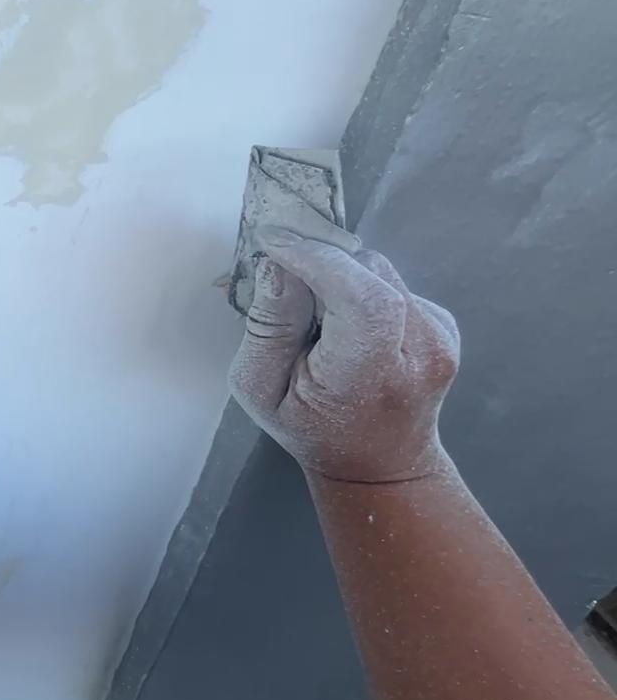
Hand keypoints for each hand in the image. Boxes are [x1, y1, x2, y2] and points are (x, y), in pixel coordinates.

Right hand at [228, 230, 459, 482]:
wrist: (378, 459)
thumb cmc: (306, 427)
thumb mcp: (257, 386)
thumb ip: (268, 328)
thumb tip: (275, 268)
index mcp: (373, 373)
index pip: (362, 297)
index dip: (316, 260)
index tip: (270, 240)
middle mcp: (424, 347)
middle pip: (368, 273)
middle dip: (314, 260)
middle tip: (266, 266)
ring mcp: (441, 332)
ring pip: (376, 270)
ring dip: (329, 271)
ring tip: (292, 297)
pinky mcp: (440, 320)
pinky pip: (385, 280)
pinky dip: (347, 283)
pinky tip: (326, 313)